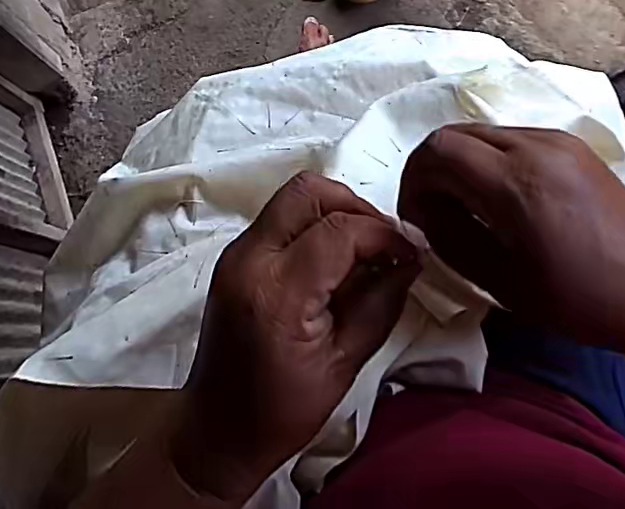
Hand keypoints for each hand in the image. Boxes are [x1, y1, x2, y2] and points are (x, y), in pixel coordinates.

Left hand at [170, 172, 419, 501]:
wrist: (215, 433)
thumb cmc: (279, 410)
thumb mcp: (345, 364)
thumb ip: (382, 303)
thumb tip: (410, 261)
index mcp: (277, 295)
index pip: (340, 230)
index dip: (384, 234)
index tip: (408, 252)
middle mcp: (250, 261)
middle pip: (310, 192)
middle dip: (356, 206)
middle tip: (382, 239)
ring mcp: (238, 254)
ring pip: (296, 195)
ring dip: (337, 209)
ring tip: (362, 245)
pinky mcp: (236, 254)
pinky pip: (284, 214)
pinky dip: (317, 221)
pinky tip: (336, 255)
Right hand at [397, 124, 624, 350]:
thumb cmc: (579, 298)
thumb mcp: (502, 281)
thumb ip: (452, 238)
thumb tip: (426, 212)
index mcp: (515, 181)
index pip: (439, 149)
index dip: (415, 178)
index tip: (417, 214)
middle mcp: (535, 145)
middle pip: (457, 133)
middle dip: (434, 168)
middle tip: (435, 210)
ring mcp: (557, 139)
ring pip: (485, 133)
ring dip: (464, 162)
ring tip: (470, 207)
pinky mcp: (573, 144)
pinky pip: (515, 138)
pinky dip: (493, 160)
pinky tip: (504, 197)